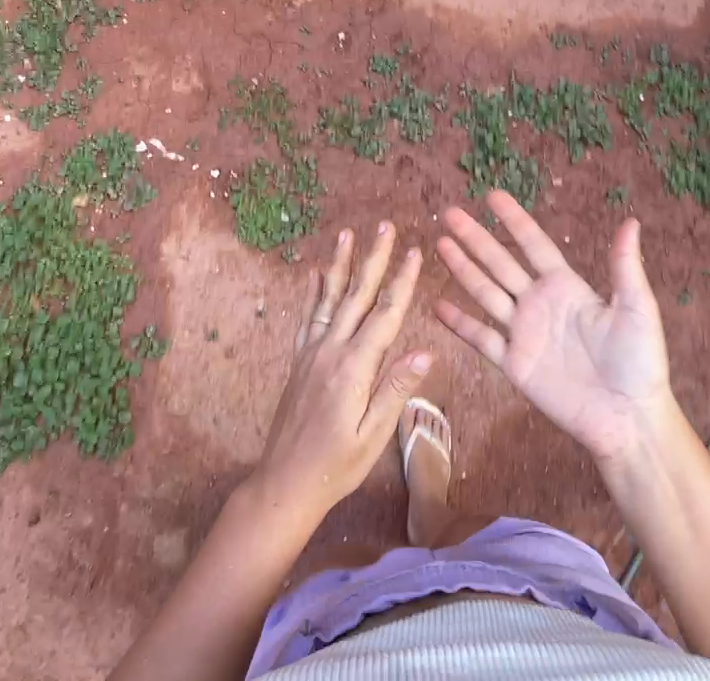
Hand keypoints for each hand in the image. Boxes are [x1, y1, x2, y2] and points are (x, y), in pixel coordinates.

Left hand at [251, 222, 431, 524]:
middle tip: (385, 226)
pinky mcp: (300, 361)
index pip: (385, 315)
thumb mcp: (373, 435)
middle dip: (373, 259)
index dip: (401, 281)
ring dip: (341, 265)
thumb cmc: (337, 465)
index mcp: (354, 368)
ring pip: (329, 299)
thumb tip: (424, 350)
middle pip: (356, 296)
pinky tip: (317, 274)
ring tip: (348, 234)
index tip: (414, 251)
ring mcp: (311, 353)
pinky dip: (313, 292)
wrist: (285, 482)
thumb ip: (396, 390)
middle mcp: (330, 351)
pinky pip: (307, 317)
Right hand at [433, 191, 675, 463]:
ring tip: (440, 245)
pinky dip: (459, 322)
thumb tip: (629, 223)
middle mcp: (540, 304)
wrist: (626, 418)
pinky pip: (481, 337)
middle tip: (451, 214)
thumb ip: (625, 267)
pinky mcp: (514, 364)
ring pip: (485, 293)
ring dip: (463, 270)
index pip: (533, 244)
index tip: (492, 197)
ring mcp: (524, 333)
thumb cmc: (640, 363)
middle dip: (475, 238)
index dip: (513, 220)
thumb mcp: (637, 309)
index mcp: (566, 287)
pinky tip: (439, 305)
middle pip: (500, 263)